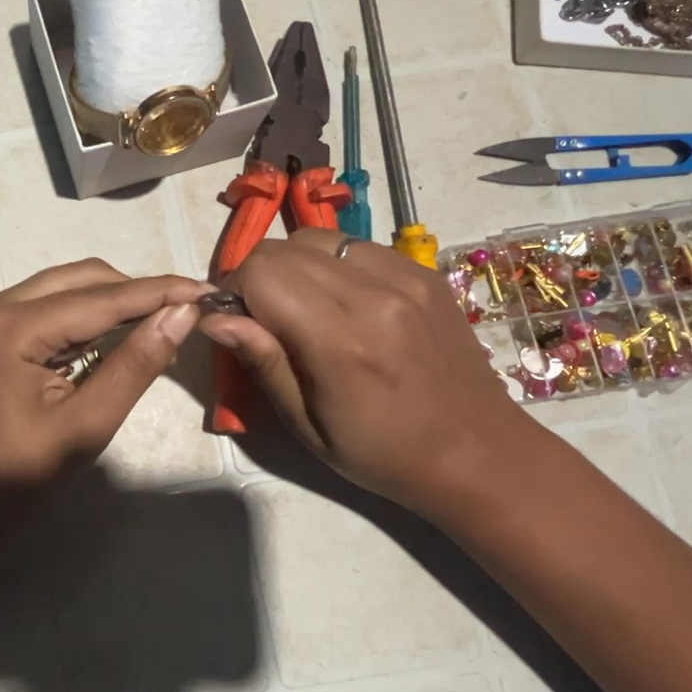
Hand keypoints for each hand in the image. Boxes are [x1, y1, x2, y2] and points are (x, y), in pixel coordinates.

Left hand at [0, 259, 208, 504]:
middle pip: (82, 279)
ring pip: (66, 287)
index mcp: (12, 327)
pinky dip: (87, 315)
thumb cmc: (21, 476)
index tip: (208, 291)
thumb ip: (135, 364)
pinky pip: (49, 306)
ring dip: (113, 301)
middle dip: (136, 292)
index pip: (100, 298)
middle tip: (185, 314)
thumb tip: (181, 314)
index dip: (158, 292)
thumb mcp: (87, 424)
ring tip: (161, 324)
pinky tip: (120, 334)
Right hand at [200, 229, 540, 518]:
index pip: (262, 271)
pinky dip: (332, 264)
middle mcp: (373, 293)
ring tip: (303, 308)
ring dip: (293, 266)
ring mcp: (405, 276)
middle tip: (265, 319)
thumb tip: (214, 318)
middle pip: (283, 248)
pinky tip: (343, 303)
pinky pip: (355, 246)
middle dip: (258, 277)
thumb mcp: (306, 424)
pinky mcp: (423, 272)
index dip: (235, 291)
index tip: (237, 323)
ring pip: (317, 238)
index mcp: (340, 339)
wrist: (477, 452)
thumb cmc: (381, 452)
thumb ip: (262, 362)